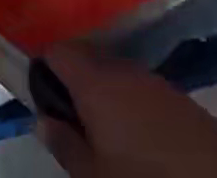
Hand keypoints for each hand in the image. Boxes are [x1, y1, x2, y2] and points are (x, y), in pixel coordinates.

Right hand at [37, 43, 216, 177]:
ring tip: (99, 132)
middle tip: (66, 119)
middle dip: (70, 80)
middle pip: (84, 56)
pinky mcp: (177, 97)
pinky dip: (126, 101)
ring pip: (111, 71)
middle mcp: (121, 68)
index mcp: (94, 81)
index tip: (40, 97)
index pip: (56, 51)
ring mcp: (152, 80)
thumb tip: (42, 120)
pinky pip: (137, 86)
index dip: (42, 68)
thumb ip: (65, 145)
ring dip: (99, 91)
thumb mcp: (96, 177)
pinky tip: (133, 136)